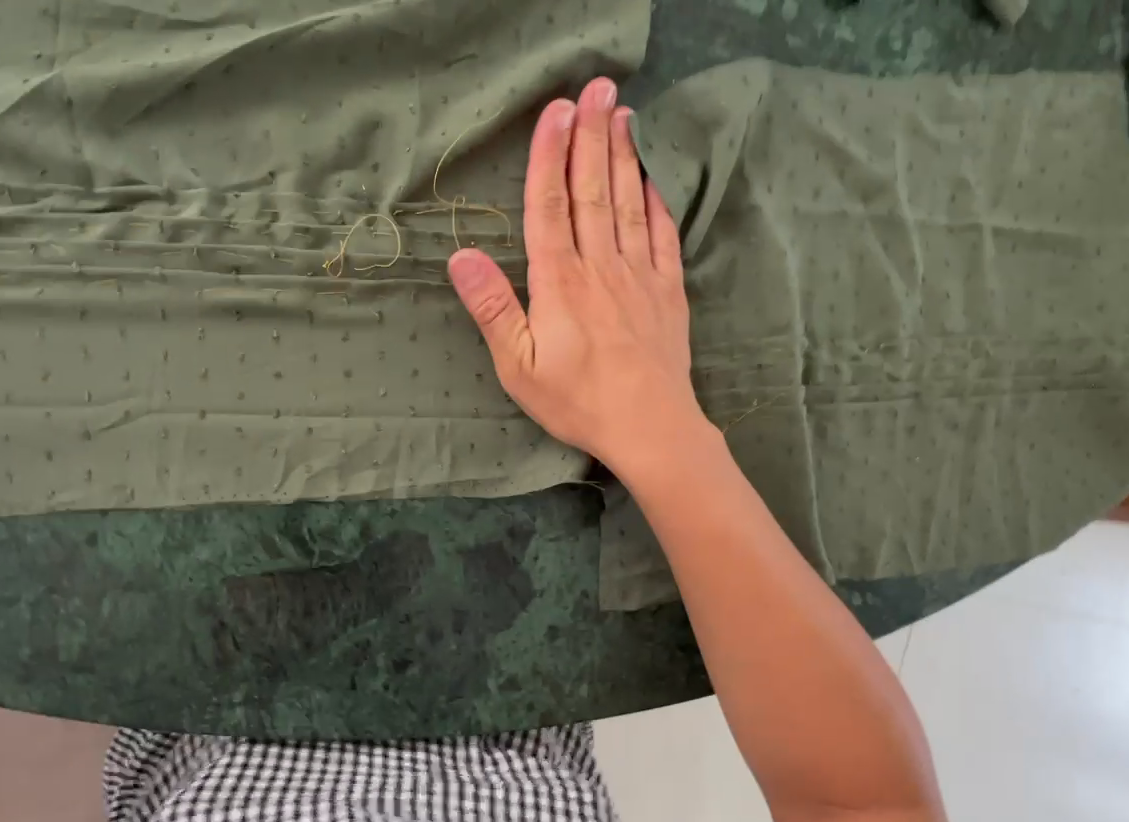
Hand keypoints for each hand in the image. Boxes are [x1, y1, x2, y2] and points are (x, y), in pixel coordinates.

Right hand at [446, 77, 708, 480]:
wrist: (650, 426)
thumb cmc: (577, 401)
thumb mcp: (518, 367)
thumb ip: (492, 310)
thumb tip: (461, 256)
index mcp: (559, 282)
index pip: (549, 205)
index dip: (550, 155)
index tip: (556, 111)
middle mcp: (600, 266)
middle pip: (592, 190)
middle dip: (592, 136)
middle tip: (597, 88)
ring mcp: (639, 275)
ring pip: (629, 202)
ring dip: (624, 155)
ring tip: (624, 113)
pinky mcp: (668, 291)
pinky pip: (664, 234)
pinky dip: (659, 200)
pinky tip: (654, 176)